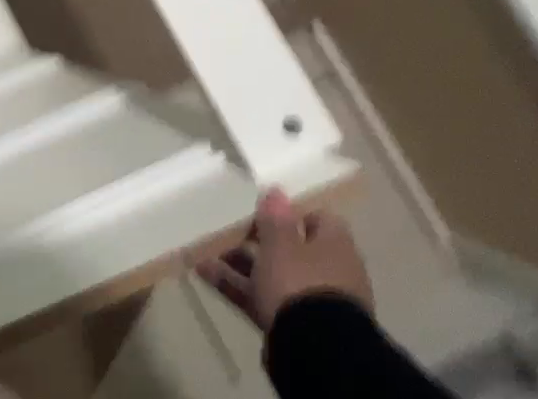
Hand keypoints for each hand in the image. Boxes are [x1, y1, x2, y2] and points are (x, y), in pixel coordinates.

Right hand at [197, 188, 373, 329]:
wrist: (314, 346)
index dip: (292, 210)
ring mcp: (311, 298)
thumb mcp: (281, 245)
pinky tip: (202, 271)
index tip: (261, 205)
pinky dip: (233, 283)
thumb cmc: (299, 282)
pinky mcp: (291, 319)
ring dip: (239, 261)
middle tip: (226, 227)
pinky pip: (258, 294)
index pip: (319, 220)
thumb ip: (276, 219)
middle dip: (257, 238)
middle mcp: (328, 271)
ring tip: (204, 249)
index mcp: (335, 249)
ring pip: (271, 272)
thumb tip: (277, 190)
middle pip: (291, 248)